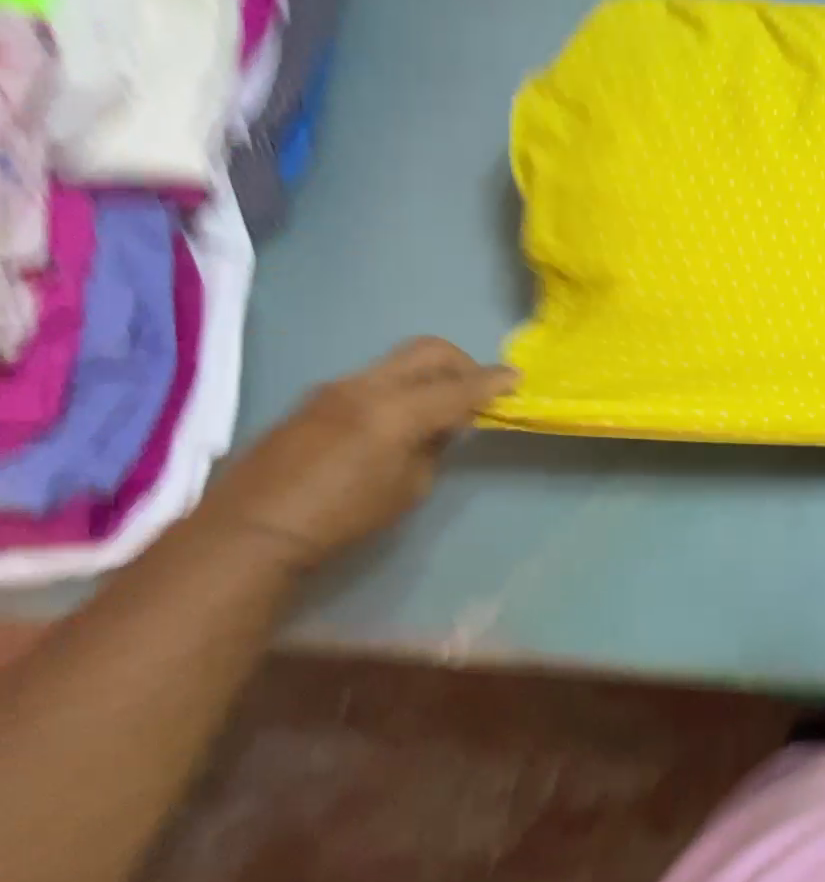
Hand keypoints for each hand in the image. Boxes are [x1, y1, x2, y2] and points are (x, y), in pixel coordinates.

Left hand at [195, 338, 517, 570]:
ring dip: (428, 377)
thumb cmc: (342, 517)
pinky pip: (372, 381)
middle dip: (463, 365)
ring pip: (398, 364)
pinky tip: (398, 423)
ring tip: (438, 412)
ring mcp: (334, 389)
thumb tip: (446, 424)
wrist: (249, 530)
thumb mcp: (408, 488)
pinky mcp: (313, 401)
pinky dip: (400, 389)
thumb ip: (433, 446)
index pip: (460, 386)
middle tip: (479, 391)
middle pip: (428, 352)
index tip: (517, 380)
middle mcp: (366, 387)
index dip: (494, 382)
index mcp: (396, 411)